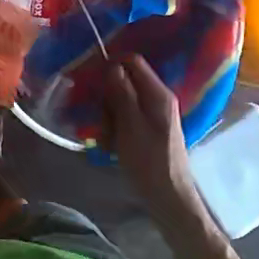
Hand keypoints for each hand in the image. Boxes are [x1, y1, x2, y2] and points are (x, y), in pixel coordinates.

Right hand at [104, 54, 205, 232]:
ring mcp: (153, 115)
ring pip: (121, 103)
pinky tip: (110, 146)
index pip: (133, 62)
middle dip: (106, 99)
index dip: (110, 66)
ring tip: (105, 140)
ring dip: (108, 117)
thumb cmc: (148, 162)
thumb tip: (112, 66)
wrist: (167, 196)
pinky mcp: (147, 130)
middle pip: (124, 83)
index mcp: (157, 94)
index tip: (91, 81)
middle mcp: (157, 99)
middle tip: (101, 120)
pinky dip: (114, 129)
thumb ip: (122, 94)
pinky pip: (125, 119)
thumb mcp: (130, 126)